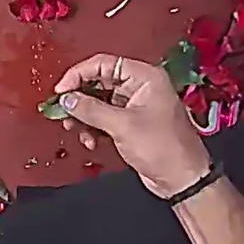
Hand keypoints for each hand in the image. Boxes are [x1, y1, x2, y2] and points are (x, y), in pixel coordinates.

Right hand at [54, 54, 212, 198]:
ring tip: (75, 128)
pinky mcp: (131, 123)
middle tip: (63, 110)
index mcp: (145, 77)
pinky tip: (90, 140)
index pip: (104, 64)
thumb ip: (91, 110)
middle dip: (80, 98)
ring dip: (84, 116)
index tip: (61, 90)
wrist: (182, 179)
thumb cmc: (165, 148)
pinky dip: (94, 127)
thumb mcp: (123, 126)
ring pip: (99, 102)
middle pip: (100, 82)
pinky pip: (105, 118)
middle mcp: (140, 87)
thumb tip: (67, 99)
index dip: (79, 74)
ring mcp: (136, 106)